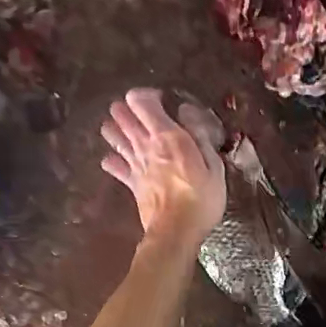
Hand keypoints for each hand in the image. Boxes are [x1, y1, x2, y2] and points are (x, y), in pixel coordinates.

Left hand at [99, 88, 225, 253]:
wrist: (177, 231)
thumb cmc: (202, 199)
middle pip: (120, 113)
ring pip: (111, 134)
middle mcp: (145, 145)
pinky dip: (113, 160)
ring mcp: (133, 163)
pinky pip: (111, 164)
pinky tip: (121, 161)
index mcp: (167, 136)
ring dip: (117, 129)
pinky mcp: (129, 182)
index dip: (147, 95)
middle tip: (145, 117)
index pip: (140, 100)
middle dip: (128, 109)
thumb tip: (187, 113)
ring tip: (130, 133)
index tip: (162, 102)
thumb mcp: (214, 165)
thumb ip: (200, 135)